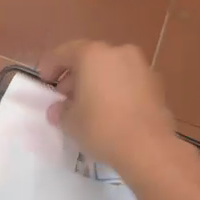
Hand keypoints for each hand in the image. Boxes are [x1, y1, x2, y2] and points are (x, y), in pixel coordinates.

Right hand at [38, 41, 181, 180]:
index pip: (64, 52)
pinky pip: (127, 81)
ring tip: (88, 106)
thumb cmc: (101, 128)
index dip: (50, 66)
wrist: (147, 146)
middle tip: (65, 97)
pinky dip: (115, 90)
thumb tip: (59, 109)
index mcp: (93, 55)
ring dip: (96, 83)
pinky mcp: (155, 83)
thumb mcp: (70, 122)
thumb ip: (60, 110)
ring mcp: (140, 66)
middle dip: (75, 76)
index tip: (44, 82)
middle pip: (90, 58)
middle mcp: (118, 52)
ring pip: (110, 69)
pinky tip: (110, 111)